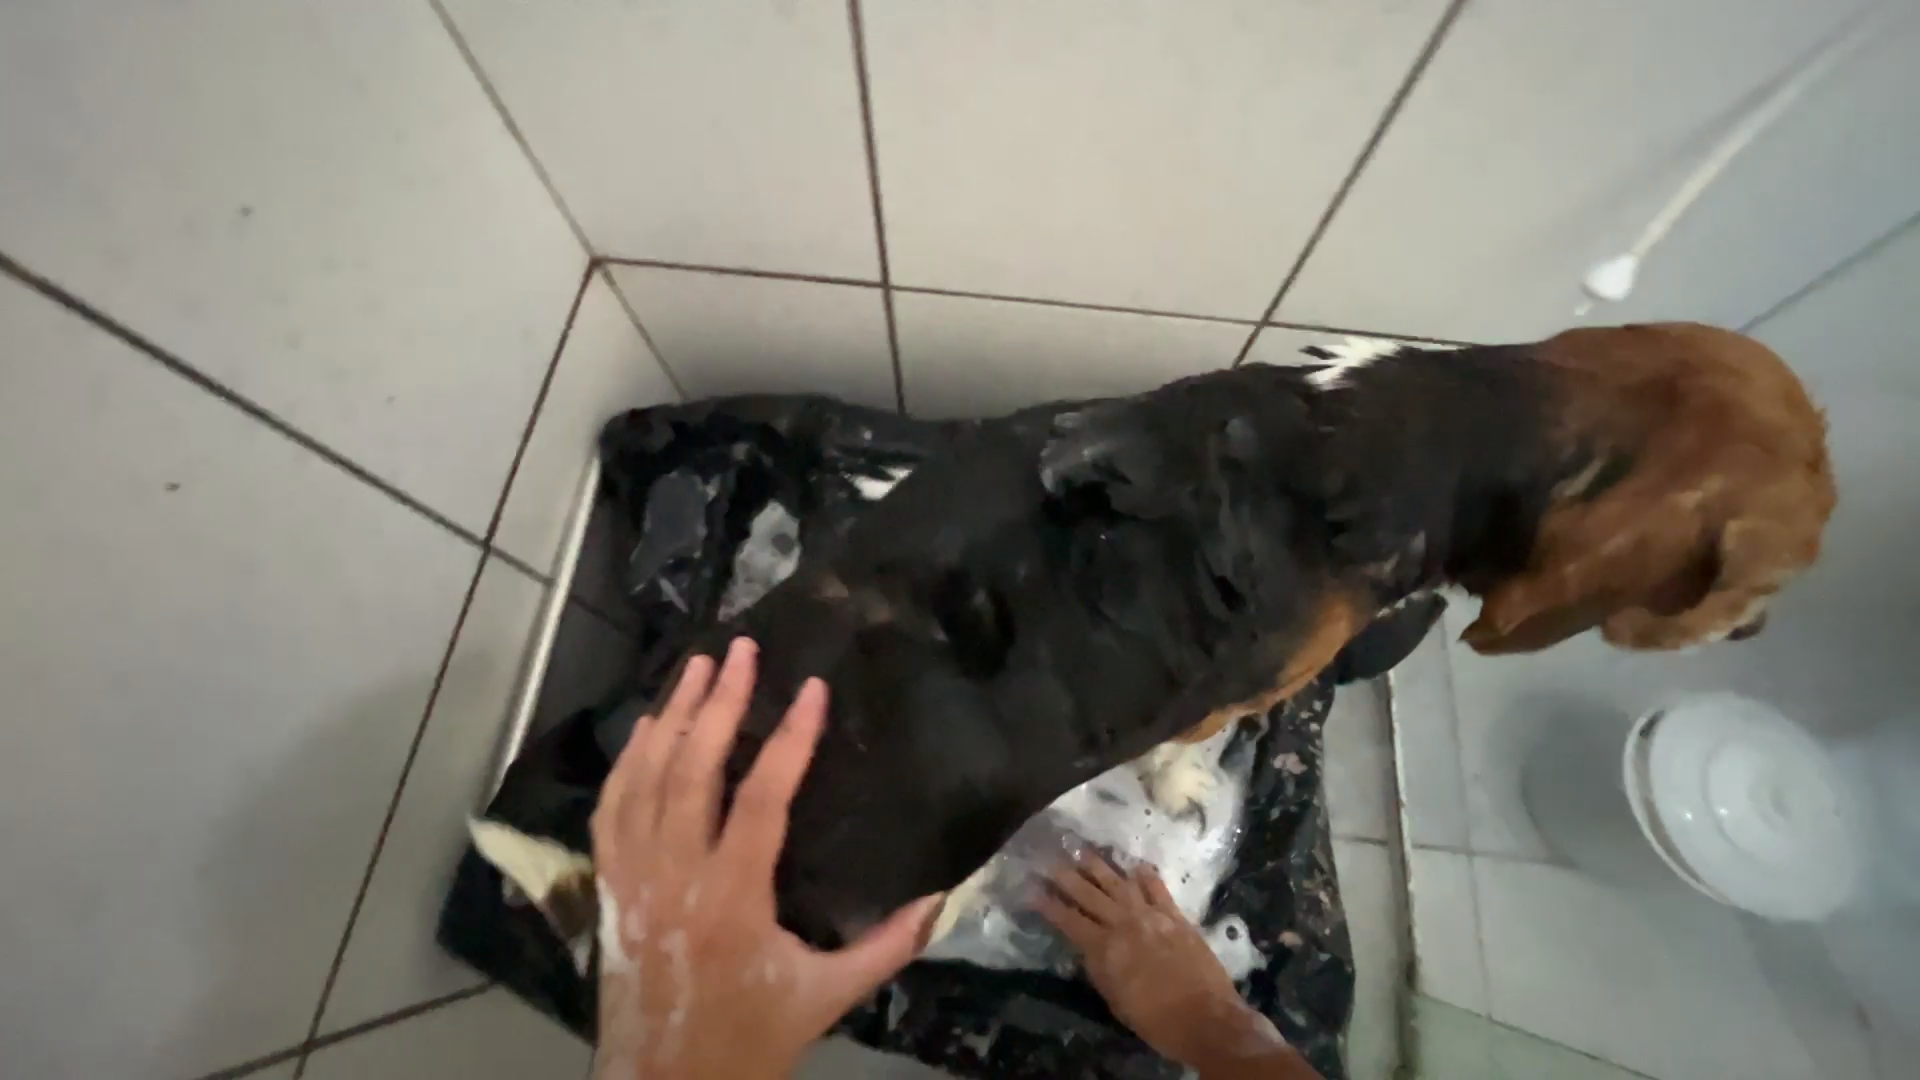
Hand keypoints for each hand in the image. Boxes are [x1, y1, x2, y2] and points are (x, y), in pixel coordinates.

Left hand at [590, 638, 944, 1079]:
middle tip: (741, 650)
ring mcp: (634, 877)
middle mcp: (676, 875)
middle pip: (693, 770)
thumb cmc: (749, 1036)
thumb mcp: (827, 996)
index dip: (790, 738)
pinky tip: (649, 724)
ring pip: (646, 778)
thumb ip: (887, 945)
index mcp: (734, 898)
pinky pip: (612, 809)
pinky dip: (629, 760)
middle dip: (718, 701)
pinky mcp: (611, 885)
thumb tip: (942, 895)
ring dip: (672, 715)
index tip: (811, 688)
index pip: (762, 798)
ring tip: (696, 664)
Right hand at [1037, 856, 1308, 1076]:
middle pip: (1089, 894)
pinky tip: (1136, 865)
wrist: (1207, 1019)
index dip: (1048, 904)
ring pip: (1118, 883)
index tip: (1032, 889)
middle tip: (1050, 859)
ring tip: (1083, 850)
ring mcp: (1150, 915)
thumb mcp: (1116, 1002)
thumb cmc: (1157, 1020)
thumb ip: (1100, 970)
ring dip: (1099, 866)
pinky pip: (1156, 888)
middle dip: (1067, 876)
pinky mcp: (1175, 915)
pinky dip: (1145, 876)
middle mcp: (1123, 924)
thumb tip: (1088, 949)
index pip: (1068, 920)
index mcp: (1104, 949)